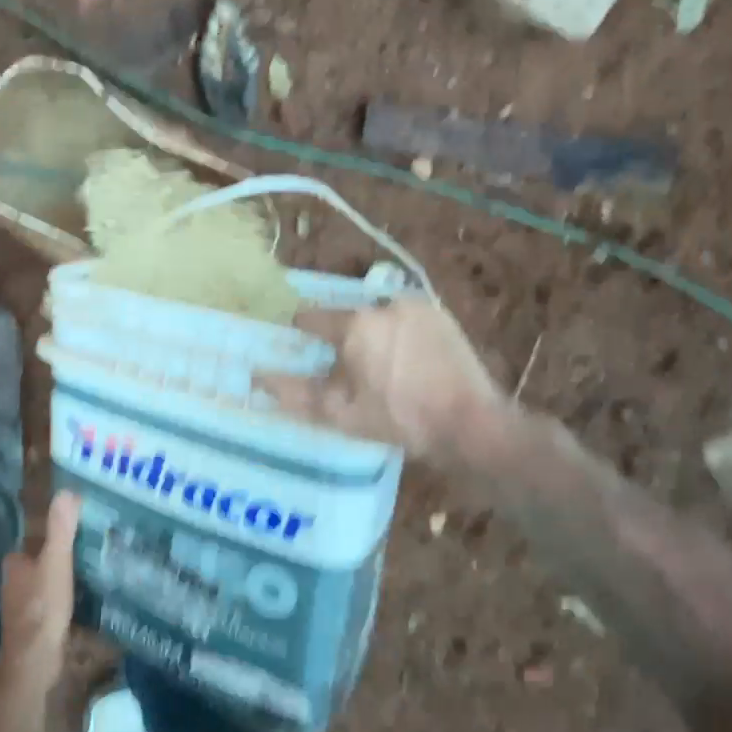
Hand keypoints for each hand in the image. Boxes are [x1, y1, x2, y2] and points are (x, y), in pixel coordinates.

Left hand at [0, 491, 81, 687]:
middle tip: (89, 558)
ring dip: (61, 585)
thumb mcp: (56, 562)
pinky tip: (80, 609)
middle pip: (39, 565)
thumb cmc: (43, 606)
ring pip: (43, 587)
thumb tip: (67, 492)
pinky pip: (48, 608)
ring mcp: (19, 608)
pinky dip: (61, 606)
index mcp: (13, 562)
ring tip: (89, 581)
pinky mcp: (30, 629)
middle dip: (58, 563)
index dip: (54, 539)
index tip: (78, 537)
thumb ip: (61, 529)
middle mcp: (11, 583)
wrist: (34, 661)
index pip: (34, 542)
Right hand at [262, 300, 514, 463]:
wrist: (473, 426)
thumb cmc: (401, 420)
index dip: (304, 336)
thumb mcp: (341, 413)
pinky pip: (404, 318)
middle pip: (344, 316)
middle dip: (342, 339)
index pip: (310, 317)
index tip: (308, 356)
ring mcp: (416, 307)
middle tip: (351, 372)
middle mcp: (382, 305)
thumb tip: (258, 376)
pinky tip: (408, 363)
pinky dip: (399, 334)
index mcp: (354, 324)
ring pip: (375, 316)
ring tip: (382, 369)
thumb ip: (296, 393)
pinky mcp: (441, 316)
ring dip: (371, 335)